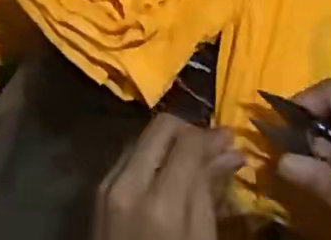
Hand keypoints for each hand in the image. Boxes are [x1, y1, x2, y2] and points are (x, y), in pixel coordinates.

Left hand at [95, 113, 246, 239]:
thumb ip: (208, 192)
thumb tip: (228, 150)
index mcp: (160, 204)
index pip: (188, 141)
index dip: (213, 136)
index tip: (231, 140)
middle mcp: (129, 185)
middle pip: (161, 126)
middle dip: (190, 130)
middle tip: (212, 147)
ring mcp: (108, 187)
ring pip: (144, 137)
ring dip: (170, 141)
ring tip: (193, 160)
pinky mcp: (99, 193)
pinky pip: (129, 156)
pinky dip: (152, 155)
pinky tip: (168, 173)